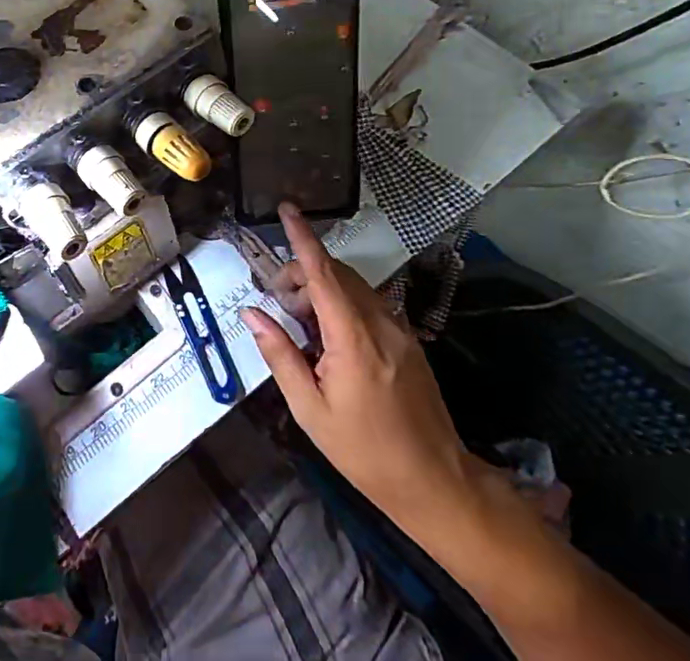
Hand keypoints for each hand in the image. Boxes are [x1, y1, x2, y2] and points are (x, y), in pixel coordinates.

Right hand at [241, 204, 478, 525]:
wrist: (435, 481)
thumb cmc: (364, 451)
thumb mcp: (310, 409)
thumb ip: (280, 354)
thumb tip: (254, 315)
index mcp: (354, 339)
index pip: (324, 274)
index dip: (303, 239)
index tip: (287, 209)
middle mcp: (382, 324)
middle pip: (337, 275)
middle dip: (302, 274)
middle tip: (277, 304)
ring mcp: (400, 331)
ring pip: (354, 288)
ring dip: (321, 291)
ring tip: (300, 325)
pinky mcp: (408, 341)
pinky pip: (369, 306)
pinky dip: (342, 306)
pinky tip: (328, 339)